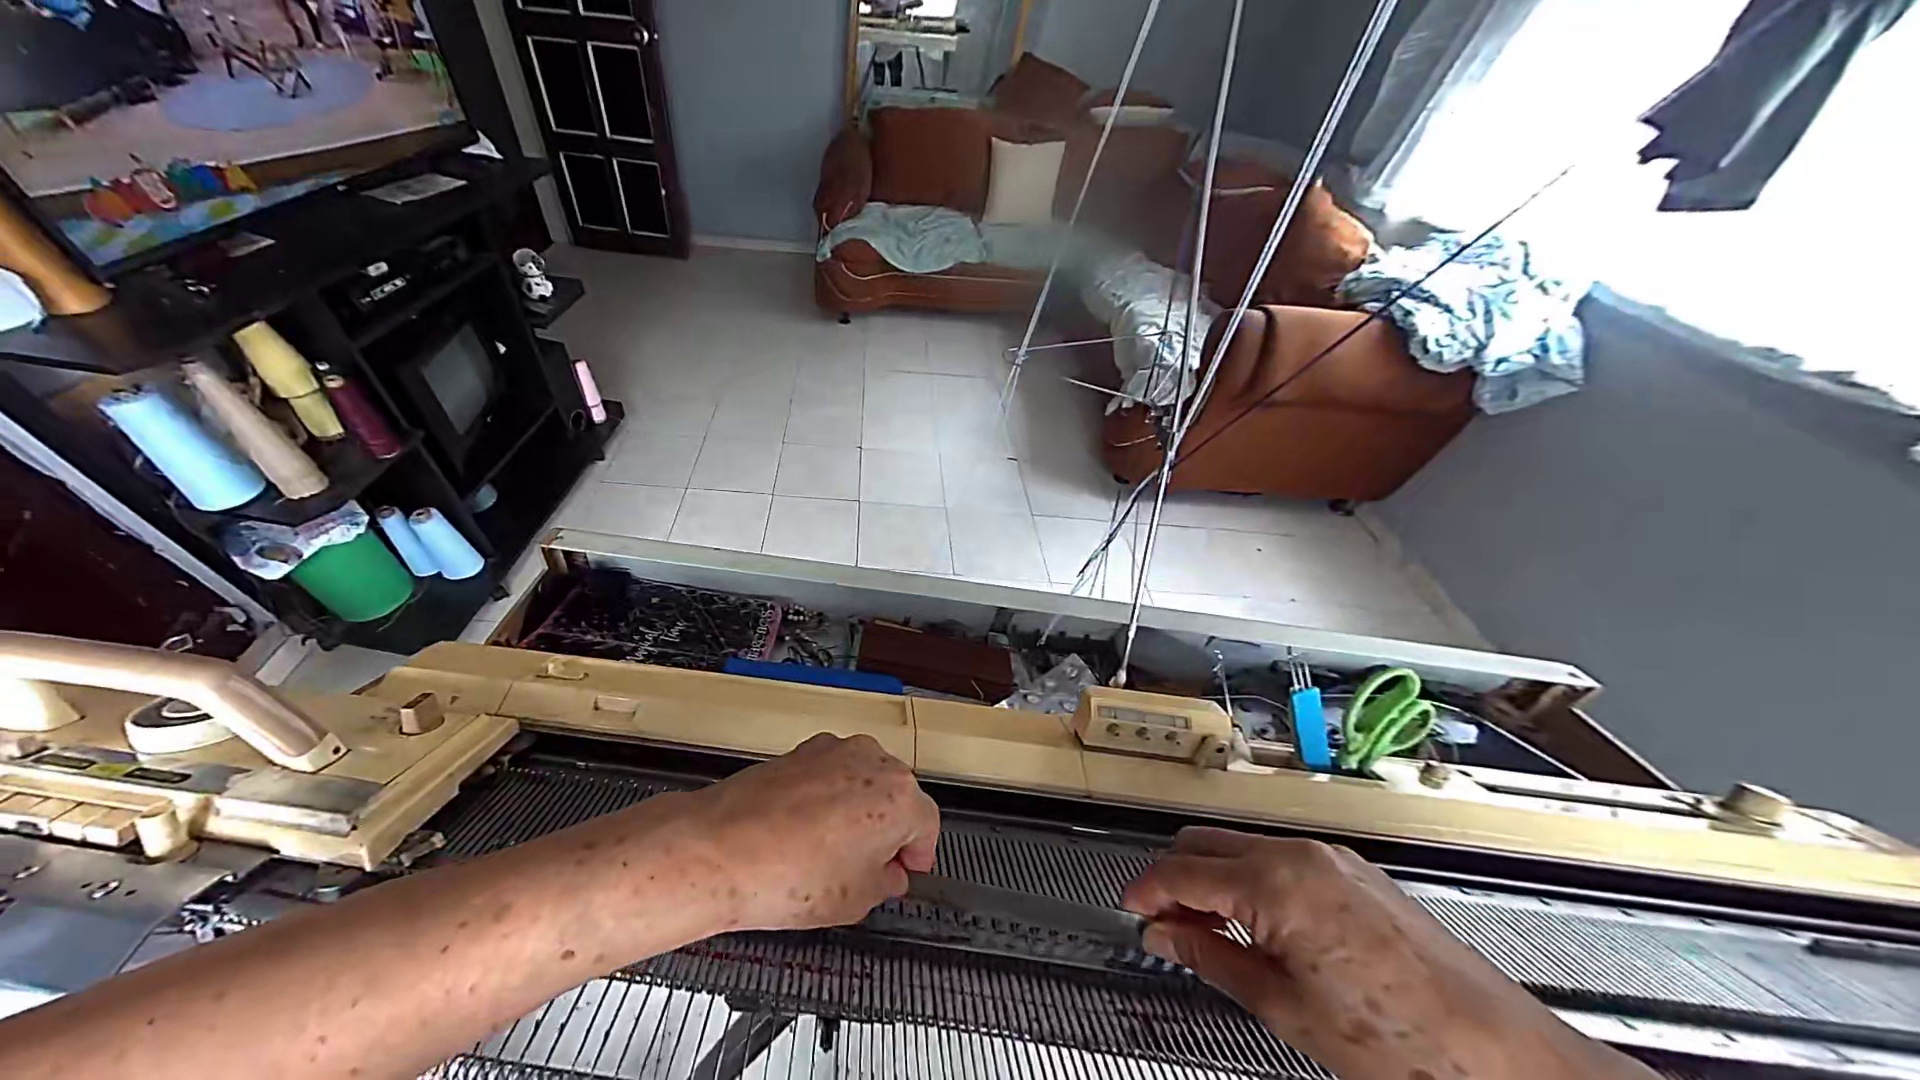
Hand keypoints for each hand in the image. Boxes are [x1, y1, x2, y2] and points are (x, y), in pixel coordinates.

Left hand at [676, 732, 939, 932]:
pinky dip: (829, 797)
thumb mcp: (856, 900)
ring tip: (830, 853)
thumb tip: (887, 874)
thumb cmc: (784, 873)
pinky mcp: (805, 750)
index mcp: (900, 797)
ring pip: (866, 782)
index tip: (906, 870)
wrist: (719, 850)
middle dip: (890, 831)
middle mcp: (873, 762)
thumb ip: (887, 883)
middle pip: (899, 797)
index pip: (928, 826)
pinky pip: (833, 774)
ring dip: (860, 811)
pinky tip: (807, 833)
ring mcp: (836, 751)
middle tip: (870, 868)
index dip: (919, 855)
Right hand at [1122, 828, 1655, 1079]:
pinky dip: (1248, 878)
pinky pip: (1275, 855)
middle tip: (1162, 924)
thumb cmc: (1405, 1041)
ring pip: (1237, 845)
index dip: (1146, 891)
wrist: (1502, 1055)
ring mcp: (1327, 855)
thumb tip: (1165, 935)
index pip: (1181, 871)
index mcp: (1275, 882)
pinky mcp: (1348, 867)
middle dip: (1173, 877)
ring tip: (1206, 930)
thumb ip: (1209, 958)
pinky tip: (1254, 923)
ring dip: (1210, 876)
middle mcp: (1298, 853)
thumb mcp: (1284, 1007)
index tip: (1130, 909)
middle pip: (1202, 842)